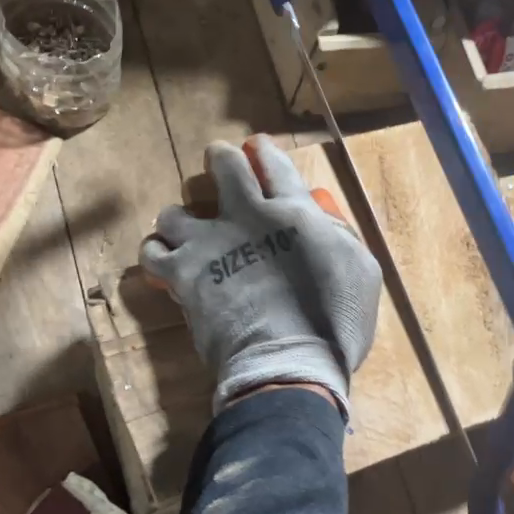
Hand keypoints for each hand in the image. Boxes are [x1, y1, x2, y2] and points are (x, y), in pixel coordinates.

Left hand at [142, 135, 381, 414]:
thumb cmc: (335, 326)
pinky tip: (165, 263)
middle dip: (220, 160)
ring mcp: (209, 244)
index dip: (264, 153)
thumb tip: (318, 218)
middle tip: (219, 167)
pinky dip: (157, 254)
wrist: (288, 364)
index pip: (275, 165)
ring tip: (185, 233)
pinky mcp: (182, 275)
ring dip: (180, 219)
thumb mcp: (360, 272)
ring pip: (176, 211)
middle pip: (224, 165)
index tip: (257, 149)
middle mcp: (247, 216)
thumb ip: (338, 237)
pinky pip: (153, 253)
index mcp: (293, 212)